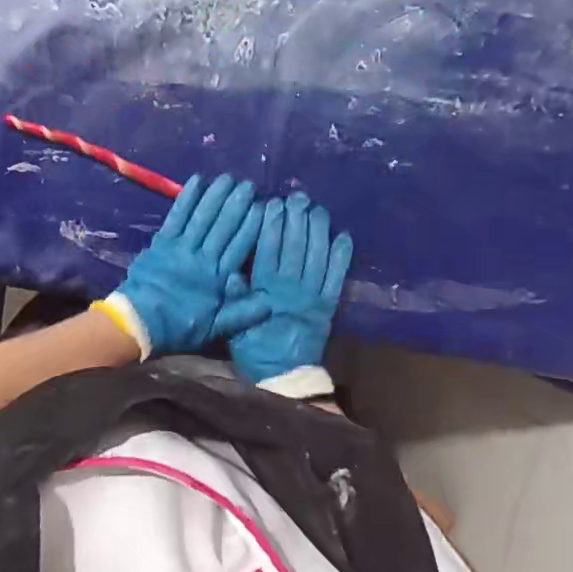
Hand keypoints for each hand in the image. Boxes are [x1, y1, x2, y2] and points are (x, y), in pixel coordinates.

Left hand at [101, 173, 268, 356]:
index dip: (253, 226)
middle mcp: (202, 258)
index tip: (264, 208)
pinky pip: (177, 216)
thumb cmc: (180, 327)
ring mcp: (181, 247)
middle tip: (249, 185)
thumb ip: (242, 314)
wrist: (140, 323)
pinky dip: (187, 198)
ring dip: (216, 196)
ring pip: (203, 217)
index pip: (241, 246)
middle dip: (238, 204)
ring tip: (228, 178)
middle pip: (224, 226)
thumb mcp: (215, 328)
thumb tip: (271, 302)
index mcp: (218, 278)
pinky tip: (197, 181)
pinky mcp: (162, 242)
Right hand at [228, 192, 352, 385]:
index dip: (271, 225)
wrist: (282, 375)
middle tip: (297, 196)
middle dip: (296, 219)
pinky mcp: (329, 304)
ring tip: (317, 208)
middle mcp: (290, 287)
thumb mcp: (234, 324)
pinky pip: (337, 276)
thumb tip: (230, 269)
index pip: (268, 249)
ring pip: (317, 255)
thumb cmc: (253, 348)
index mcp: (265, 289)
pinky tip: (342, 236)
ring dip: (318, 230)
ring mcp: (312, 294)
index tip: (272, 204)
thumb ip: (235, 296)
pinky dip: (341, 256)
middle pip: (294, 246)